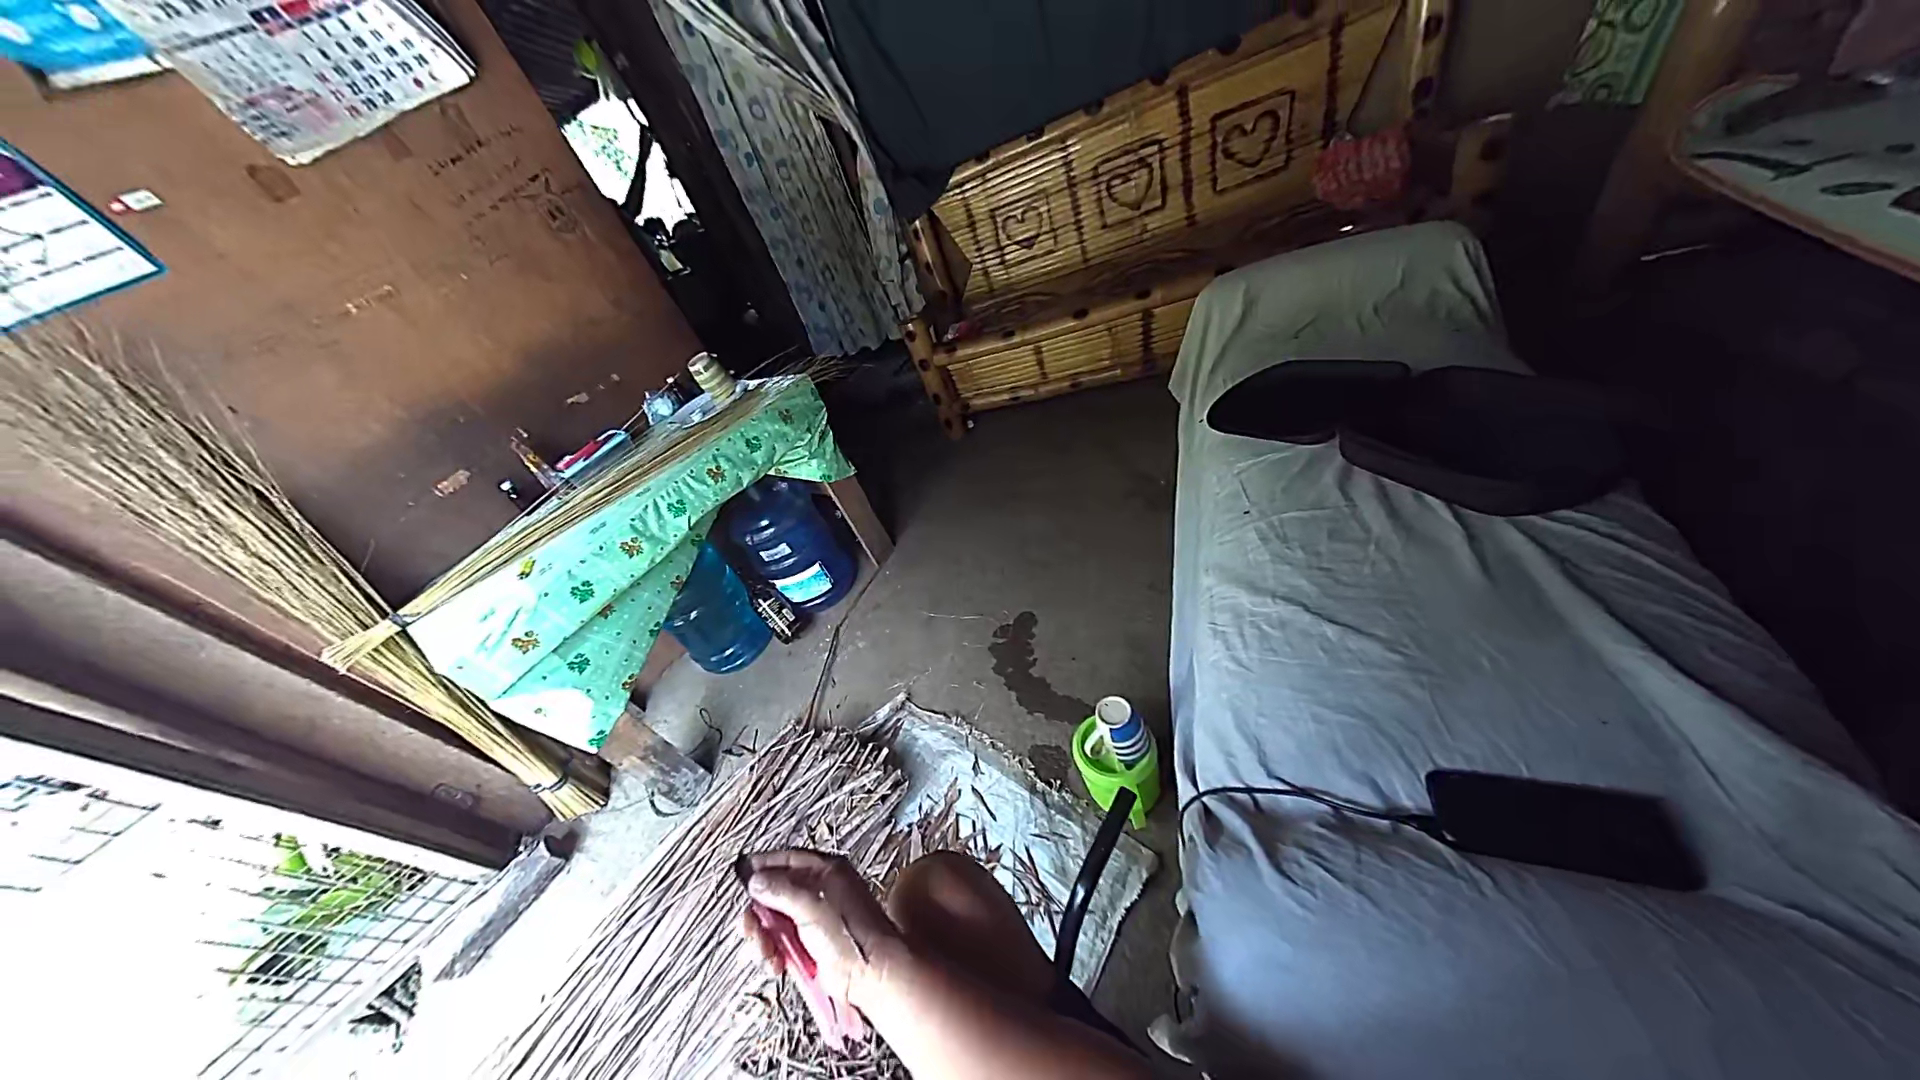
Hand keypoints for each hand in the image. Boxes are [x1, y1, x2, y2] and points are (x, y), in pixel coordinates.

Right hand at [738, 849, 906, 1008]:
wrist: (869, 973)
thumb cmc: (850, 932)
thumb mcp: (811, 904)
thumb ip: (781, 890)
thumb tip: (755, 879)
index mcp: (825, 870)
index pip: (787, 859)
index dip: (763, 866)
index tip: (741, 876)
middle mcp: (819, 890)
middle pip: (776, 892)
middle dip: (759, 911)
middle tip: (752, 927)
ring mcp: (814, 918)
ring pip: (774, 921)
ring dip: (763, 938)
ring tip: (766, 952)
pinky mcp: (809, 945)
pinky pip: (780, 944)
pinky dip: (773, 954)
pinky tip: (775, 964)